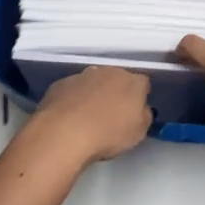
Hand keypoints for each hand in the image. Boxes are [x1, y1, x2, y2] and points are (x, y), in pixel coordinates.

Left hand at [25, 66, 151, 165]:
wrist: (64, 132)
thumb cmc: (108, 133)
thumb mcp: (138, 132)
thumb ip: (144, 116)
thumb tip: (141, 109)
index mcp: (132, 82)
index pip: (143, 84)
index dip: (140, 97)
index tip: (134, 112)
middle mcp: (108, 72)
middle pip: (116, 79)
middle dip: (116, 93)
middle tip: (111, 115)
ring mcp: (82, 76)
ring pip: (93, 82)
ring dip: (93, 94)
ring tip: (87, 118)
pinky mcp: (60, 84)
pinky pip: (72, 90)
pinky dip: (73, 100)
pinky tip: (69, 117)